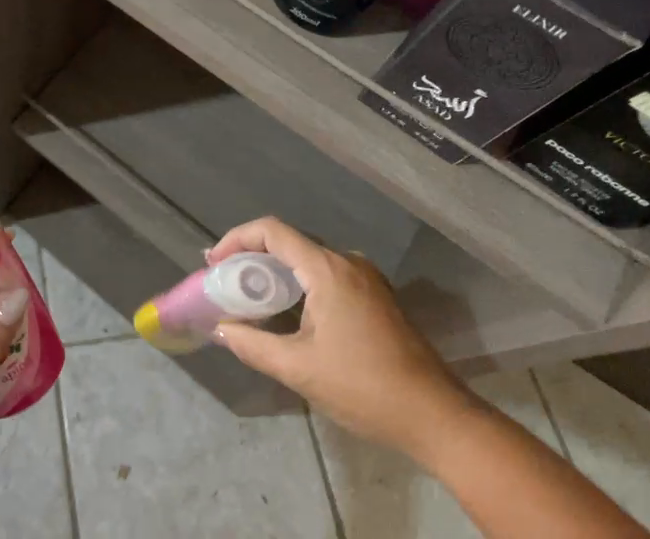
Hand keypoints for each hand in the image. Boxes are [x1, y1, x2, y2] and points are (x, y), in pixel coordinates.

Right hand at [208, 217, 479, 463]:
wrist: (436, 417)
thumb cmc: (364, 388)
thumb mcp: (298, 369)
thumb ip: (252, 344)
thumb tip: (221, 329)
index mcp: (329, 270)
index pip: (272, 231)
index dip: (236, 239)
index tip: (213, 265)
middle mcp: (349, 263)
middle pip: (290, 242)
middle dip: (252, 258)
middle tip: (224, 283)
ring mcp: (367, 280)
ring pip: (309, 261)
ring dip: (275, 274)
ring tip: (249, 299)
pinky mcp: (377, 299)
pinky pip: (327, 277)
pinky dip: (298, 286)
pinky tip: (286, 314)